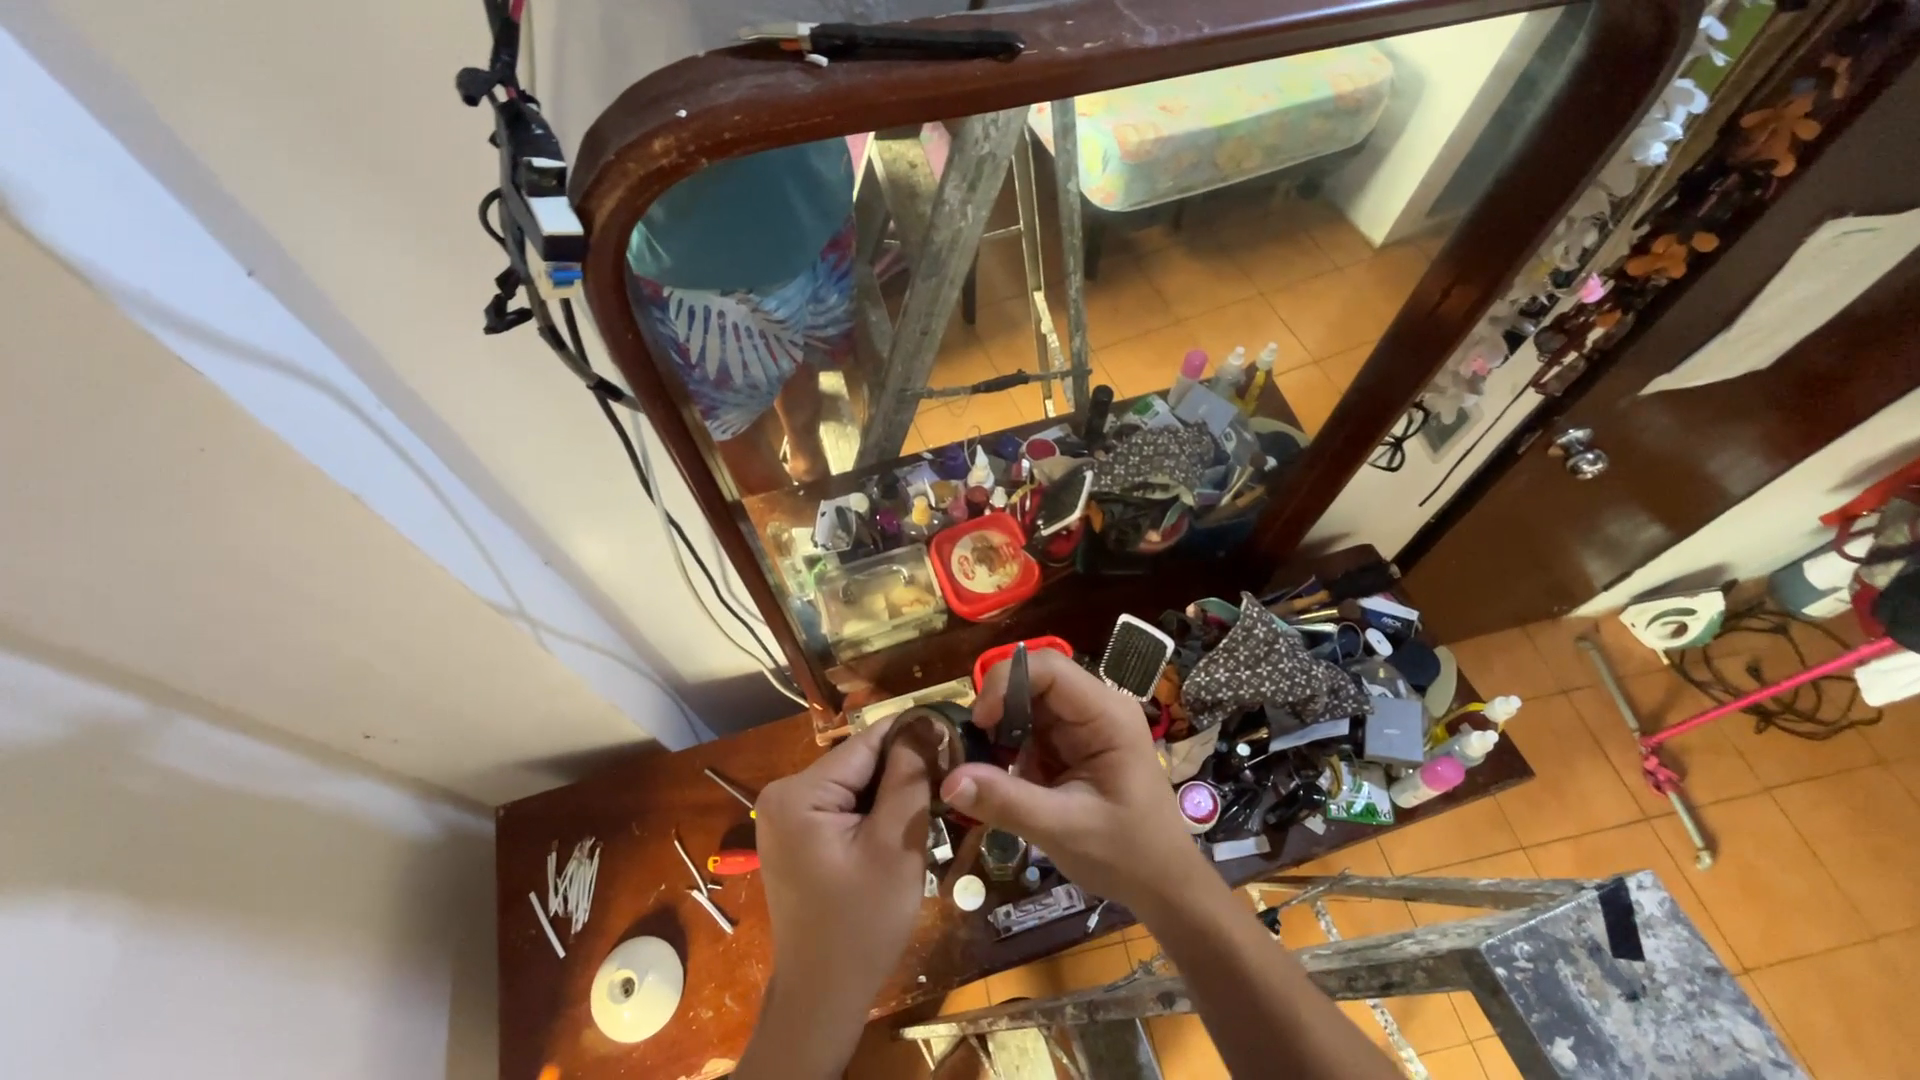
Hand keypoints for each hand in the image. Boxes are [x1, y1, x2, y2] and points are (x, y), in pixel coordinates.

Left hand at [752, 716, 931, 1013]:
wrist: (822, 997)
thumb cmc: (862, 925)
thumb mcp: (896, 845)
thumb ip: (910, 777)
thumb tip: (927, 721)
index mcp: (798, 792)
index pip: (868, 742)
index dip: (917, 738)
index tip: (960, 743)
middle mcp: (782, 793)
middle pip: (860, 763)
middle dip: (904, 772)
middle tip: (950, 789)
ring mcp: (785, 816)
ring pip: (855, 784)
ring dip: (892, 794)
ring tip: (932, 811)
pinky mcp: (795, 836)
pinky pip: (843, 807)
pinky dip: (873, 814)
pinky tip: (899, 833)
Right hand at [939, 649, 1204, 911]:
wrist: (1162, 885)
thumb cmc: (1125, 854)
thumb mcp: (1061, 829)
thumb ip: (1006, 801)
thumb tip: (947, 780)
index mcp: (1107, 715)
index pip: (1050, 668)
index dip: (1005, 683)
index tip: (980, 724)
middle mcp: (1097, 709)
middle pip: (1035, 681)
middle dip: (999, 709)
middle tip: (975, 751)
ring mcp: (1085, 726)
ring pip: (1028, 705)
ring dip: (1002, 731)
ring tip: (987, 770)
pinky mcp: (1073, 746)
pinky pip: (1032, 730)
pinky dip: (1010, 750)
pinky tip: (1005, 780)